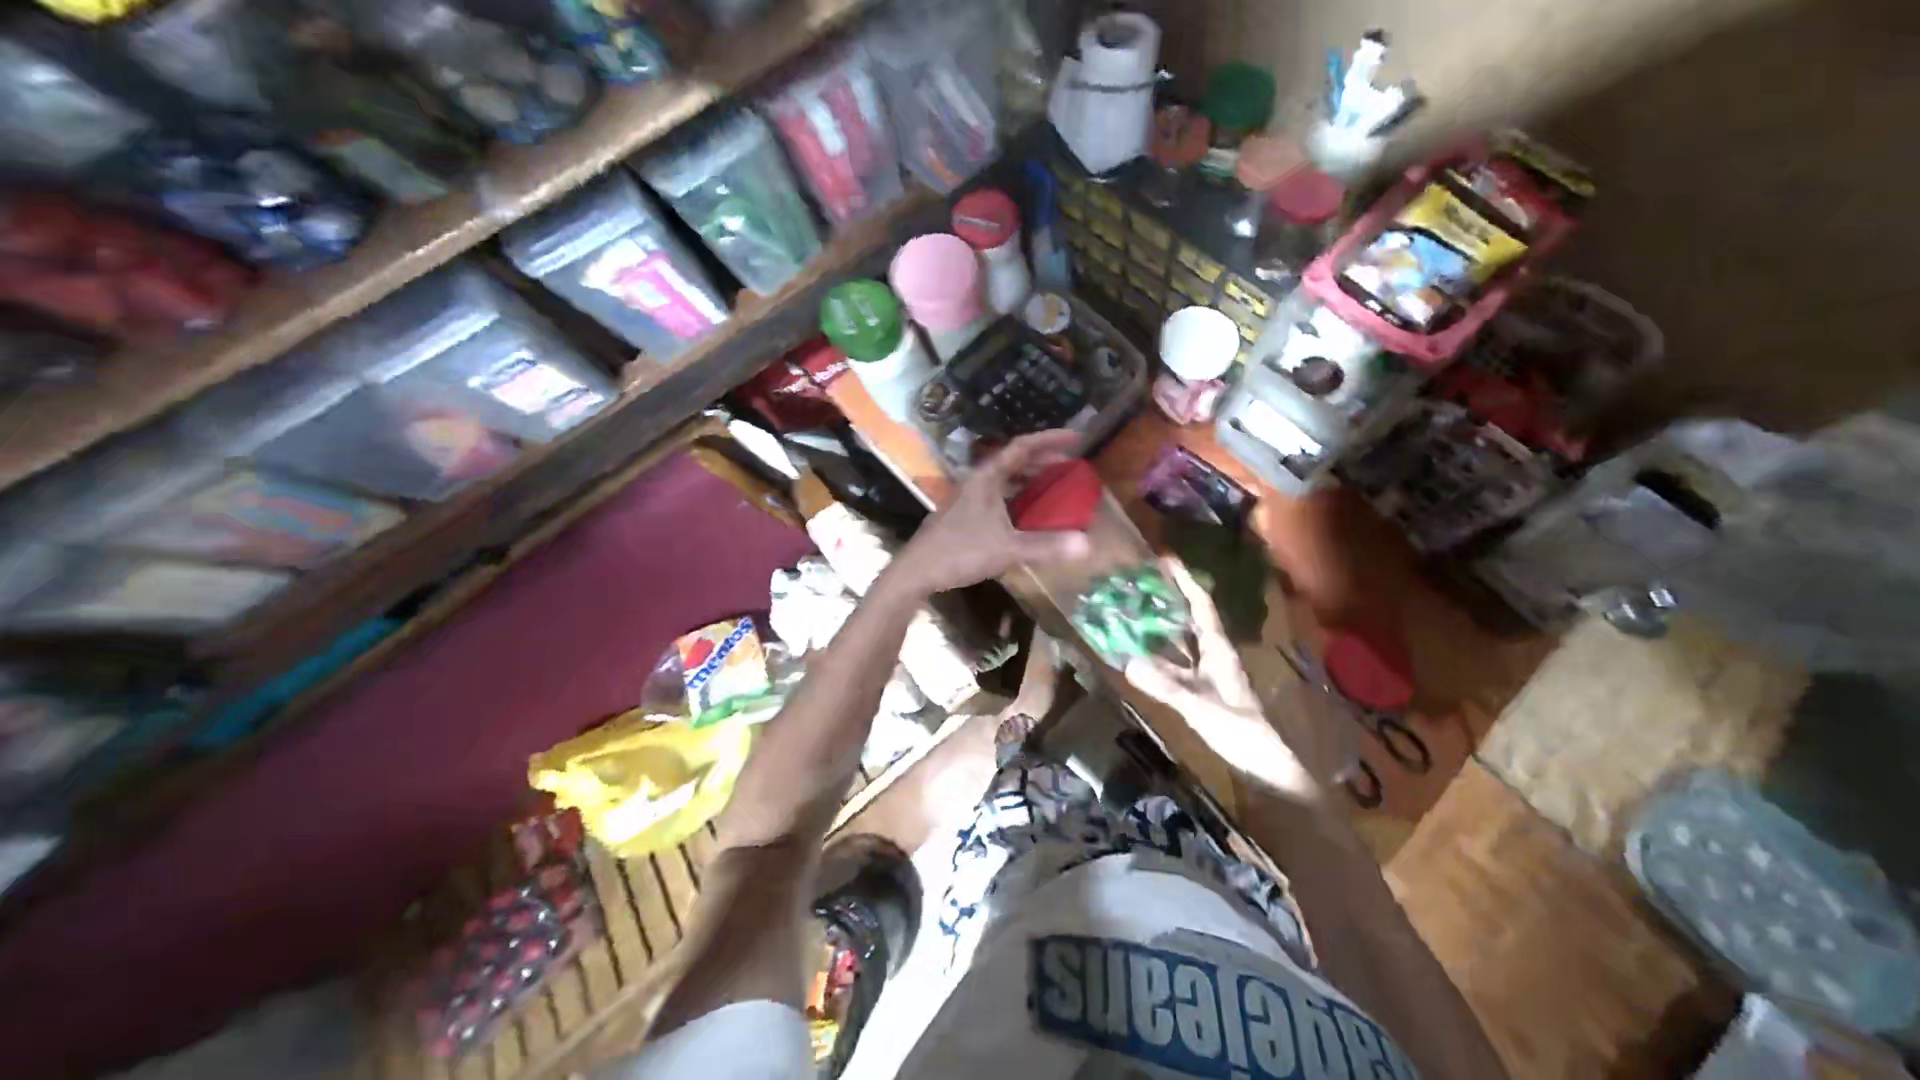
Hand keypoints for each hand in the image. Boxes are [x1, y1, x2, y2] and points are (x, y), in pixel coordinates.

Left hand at [887, 430, 1092, 597]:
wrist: (916, 572)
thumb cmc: (959, 553)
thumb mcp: (1007, 549)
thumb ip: (1045, 546)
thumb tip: (1086, 545)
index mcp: (986, 479)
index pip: (1022, 447)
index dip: (1050, 439)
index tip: (1077, 437)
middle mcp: (976, 483)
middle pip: (1013, 461)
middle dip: (1044, 460)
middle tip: (1071, 464)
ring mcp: (968, 499)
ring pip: (1004, 480)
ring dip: (1030, 479)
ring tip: (1055, 485)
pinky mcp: (964, 516)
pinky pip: (998, 498)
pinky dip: (1018, 498)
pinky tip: (1029, 514)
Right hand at [1125, 557, 1326, 804]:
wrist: (1268, 767)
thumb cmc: (1242, 733)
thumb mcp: (1202, 708)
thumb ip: (1166, 687)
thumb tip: (1128, 662)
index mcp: (1220, 650)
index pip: (1202, 606)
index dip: (1185, 581)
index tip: (1165, 558)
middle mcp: (1215, 655)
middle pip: (1190, 617)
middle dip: (1169, 597)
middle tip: (1139, 581)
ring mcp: (1209, 673)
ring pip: (1182, 640)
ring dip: (1161, 625)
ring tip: (1133, 610)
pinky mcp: (1203, 690)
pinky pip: (1177, 663)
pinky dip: (1159, 655)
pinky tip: (1139, 656)